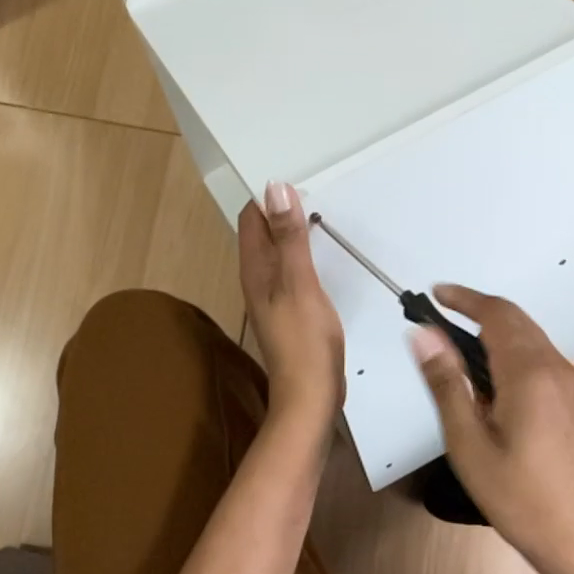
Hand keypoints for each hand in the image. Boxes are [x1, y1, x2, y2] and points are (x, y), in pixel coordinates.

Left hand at [239, 182, 344, 424]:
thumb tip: (275, 189)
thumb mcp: (299, 282)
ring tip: (318, 214)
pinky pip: (292, 271)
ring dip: (292, 232)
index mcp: (255, 270)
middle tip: (311, 190)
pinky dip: (303, 255)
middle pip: (263, 234)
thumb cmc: (304, 340)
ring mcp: (274, 297)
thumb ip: (289, 237)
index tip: (294, 179)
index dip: (267, 196)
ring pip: (278, 253)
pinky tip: (322, 256)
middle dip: (280, 210)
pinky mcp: (291, 312)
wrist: (311, 394)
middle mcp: (258, 280)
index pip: (251, 219)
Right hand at [411, 285, 573, 567]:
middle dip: (477, 309)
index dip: (464, 299)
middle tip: (438, 315)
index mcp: (529, 373)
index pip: (496, 314)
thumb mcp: (469, 443)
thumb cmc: (518, 496)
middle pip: (516, 320)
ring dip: (494, 330)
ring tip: (456, 347)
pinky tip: (488, 381)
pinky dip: (510, 351)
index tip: (434, 294)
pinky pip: (539, 359)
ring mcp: (571, 385)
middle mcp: (556, 369)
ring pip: (529, 338)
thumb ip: (446, 383)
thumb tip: (423, 335)